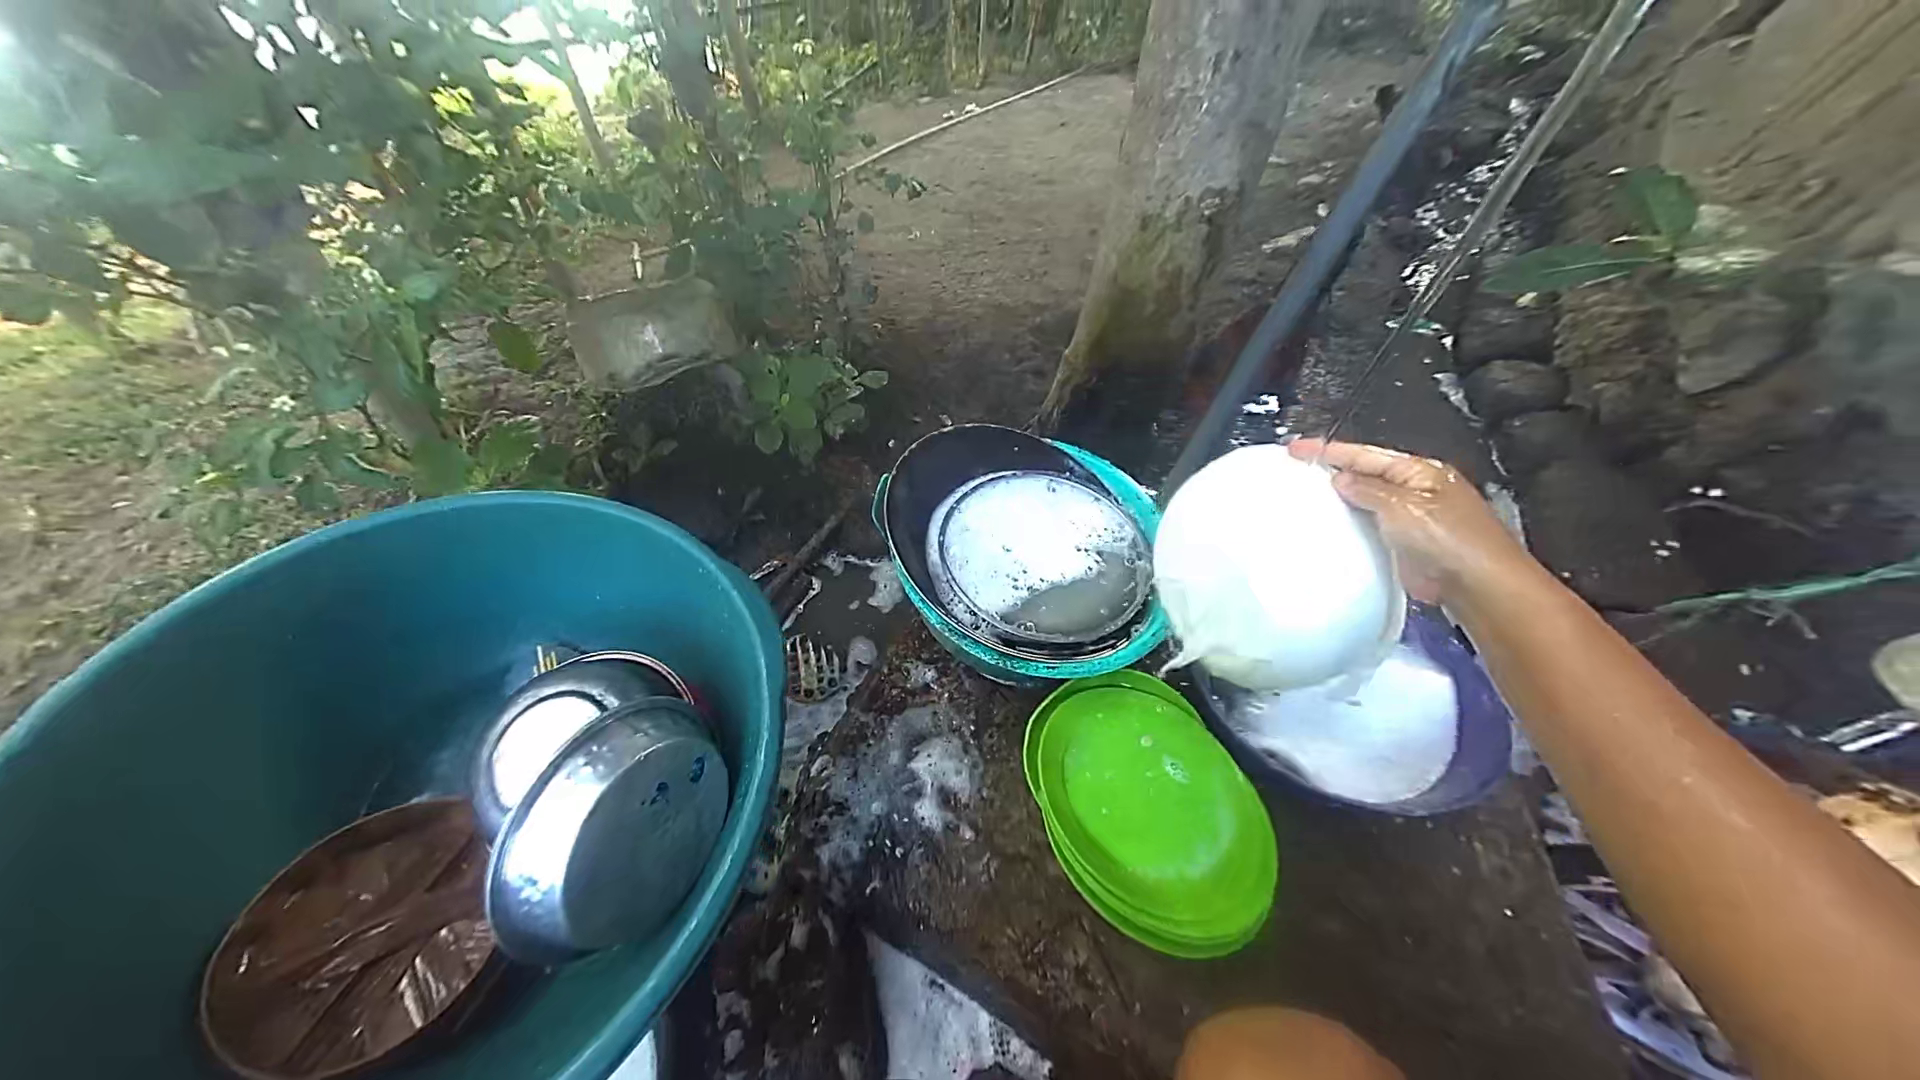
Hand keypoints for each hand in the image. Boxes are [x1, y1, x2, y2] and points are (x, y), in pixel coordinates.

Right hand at [1288, 438, 1537, 604]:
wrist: (1476, 585)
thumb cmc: (1450, 540)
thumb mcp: (1402, 506)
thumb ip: (1367, 489)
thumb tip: (1342, 479)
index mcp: (1420, 472)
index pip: (1365, 454)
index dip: (1328, 450)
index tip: (1296, 448)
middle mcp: (1416, 490)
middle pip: (1364, 474)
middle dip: (1331, 470)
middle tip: (1296, 468)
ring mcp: (1410, 517)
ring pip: (1364, 501)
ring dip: (1338, 498)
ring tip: (1304, 495)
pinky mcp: (1403, 544)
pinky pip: (1367, 527)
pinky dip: (1347, 524)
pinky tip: (1328, 527)